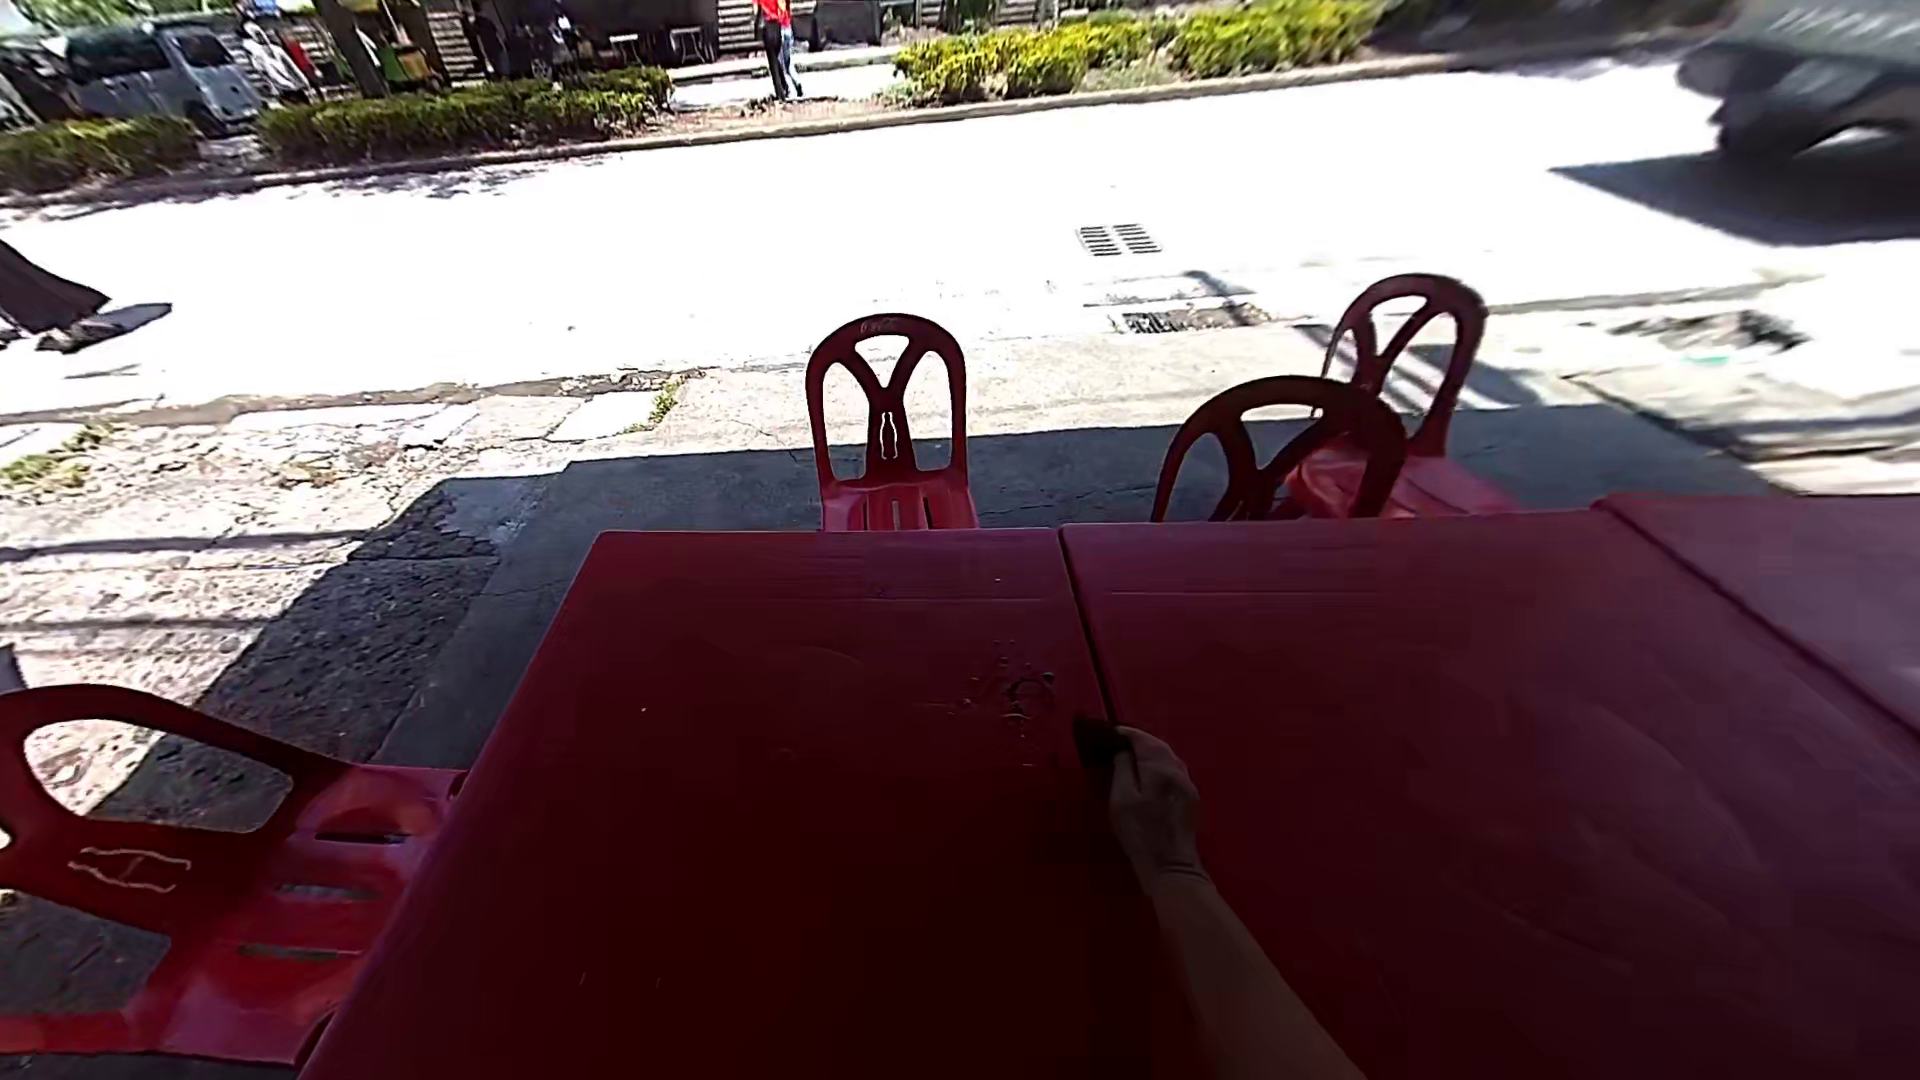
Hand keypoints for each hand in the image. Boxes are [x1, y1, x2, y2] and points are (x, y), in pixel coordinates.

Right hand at [1109, 726, 1207, 887]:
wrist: (1172, 869)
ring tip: (1133, 753)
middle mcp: (1178, 772)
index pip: (1143, 740)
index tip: (1112, 732)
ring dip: (1151, 751)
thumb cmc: (1140, 834)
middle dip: (1140, 740)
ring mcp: (1188, 786)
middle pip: (1159, 745)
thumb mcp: (1121, 800)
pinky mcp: (1191, 798)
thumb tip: (1123, 752)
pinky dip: (1160, 763)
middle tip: (1121, 740)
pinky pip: (1174, 770)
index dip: (1127, 733)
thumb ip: (1122, 770)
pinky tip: (1150, 771)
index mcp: (1160, 770)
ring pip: (1169, 757)